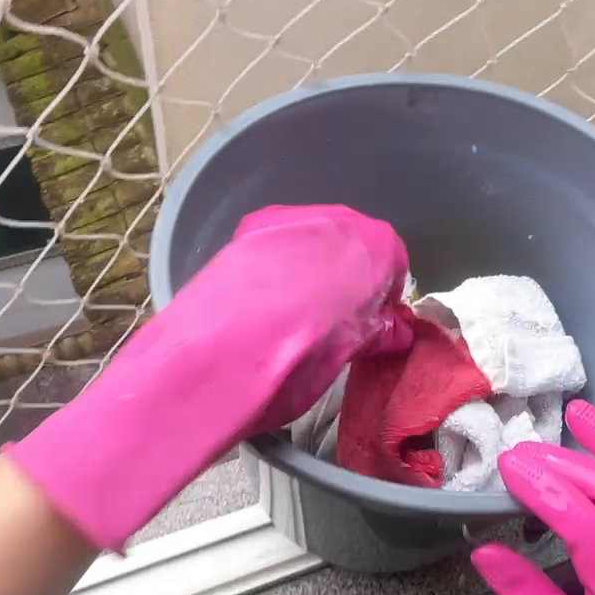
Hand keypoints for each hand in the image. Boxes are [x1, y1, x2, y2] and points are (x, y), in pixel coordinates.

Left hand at [7, 204, 408, 549]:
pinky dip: (276, 271)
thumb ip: (368, 337)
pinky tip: (262, 307)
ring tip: (293, 318)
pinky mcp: (238, 237)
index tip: (371, 322)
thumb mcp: (338, 359)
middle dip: (348, 277)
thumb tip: (391, 331)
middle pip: (351, 242)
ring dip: (311, 273)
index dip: (382, 293)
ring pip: (311, 242)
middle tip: (333, 322)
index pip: (392, 259)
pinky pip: (273, 247)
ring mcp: (278, 224)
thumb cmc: (284, 371)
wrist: (202, 369)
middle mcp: (327, 223)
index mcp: (367, 251)